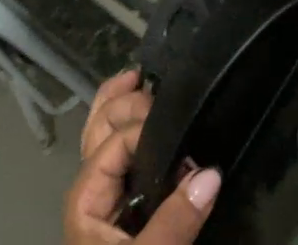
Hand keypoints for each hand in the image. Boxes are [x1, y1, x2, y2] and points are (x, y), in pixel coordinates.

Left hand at [65, 70, 221, 244]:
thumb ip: (175, 219)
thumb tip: (211, 172)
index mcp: (86, 196)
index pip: (115, 140)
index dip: (148, 128)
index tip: (185, 131)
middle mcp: (91, 188)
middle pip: (101, 126)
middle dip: (128, 99)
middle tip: (166, 90)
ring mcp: (106, 196)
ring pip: (108, 136)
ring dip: (125, 105)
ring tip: (145, 78)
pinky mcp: (125, 207)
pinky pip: (125, 157)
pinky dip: (136, 130)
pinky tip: (157, 122)